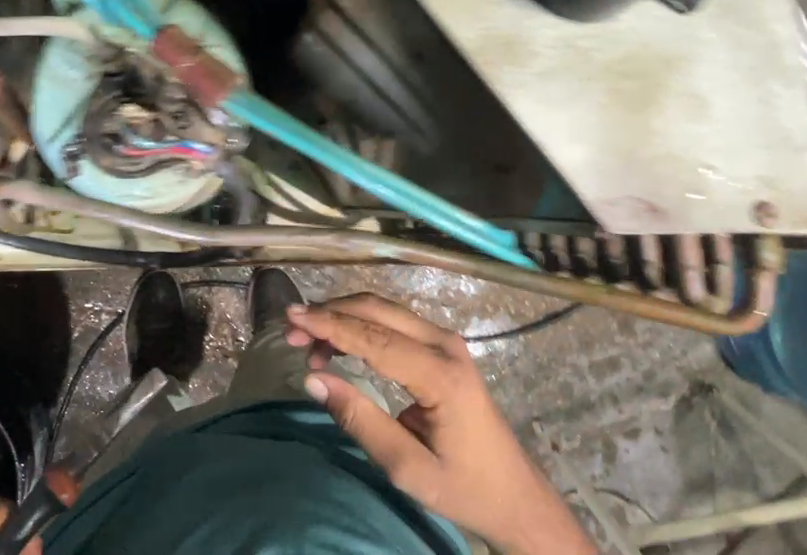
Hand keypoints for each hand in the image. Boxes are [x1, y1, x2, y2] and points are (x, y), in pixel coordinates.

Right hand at [286, 294, 594, 554]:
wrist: (515, 496)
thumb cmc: (463, 487)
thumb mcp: (406, 467)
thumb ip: (359, 420)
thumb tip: (312, 379)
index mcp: (441, 375)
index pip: (374, 338)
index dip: (329, 324)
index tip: (291, 317)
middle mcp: (445, 346)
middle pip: (377, 310)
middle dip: (330, 314)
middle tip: (291, 332)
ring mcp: (447, 343)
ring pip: (384, 310)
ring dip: (343, 317)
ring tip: (307, 342)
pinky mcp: (444, 348)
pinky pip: (394, 322)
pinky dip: (360, 325)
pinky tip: (337, 344)